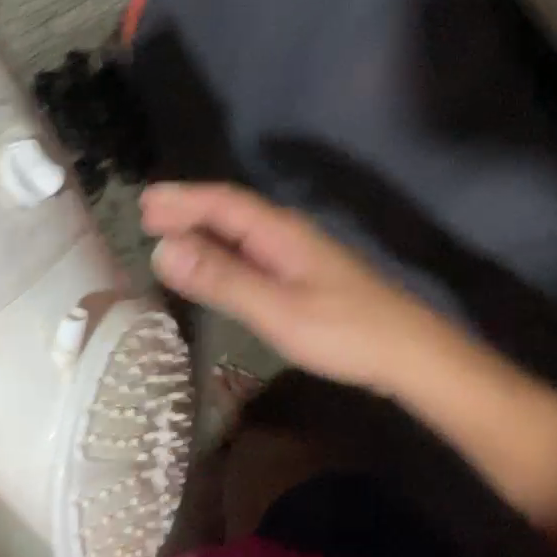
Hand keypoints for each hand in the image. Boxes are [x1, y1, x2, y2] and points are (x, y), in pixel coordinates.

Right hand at [141, 182, 456, 391]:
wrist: (411, 356)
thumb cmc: (344, 332)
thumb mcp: (276, 309)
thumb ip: (220, 279)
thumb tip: (162, 250)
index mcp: (280, 232)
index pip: (223, 203)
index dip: (182, 199)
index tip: (144, 202)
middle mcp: (287, 234)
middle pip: (231, 211)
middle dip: (188, 209)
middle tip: (146, 216)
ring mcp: (298, 255)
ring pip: (241, 231)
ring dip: (203, 229)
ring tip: (167, 234)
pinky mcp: (303, 277)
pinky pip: (250, 251)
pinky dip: (222, 251)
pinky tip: (214, 265)